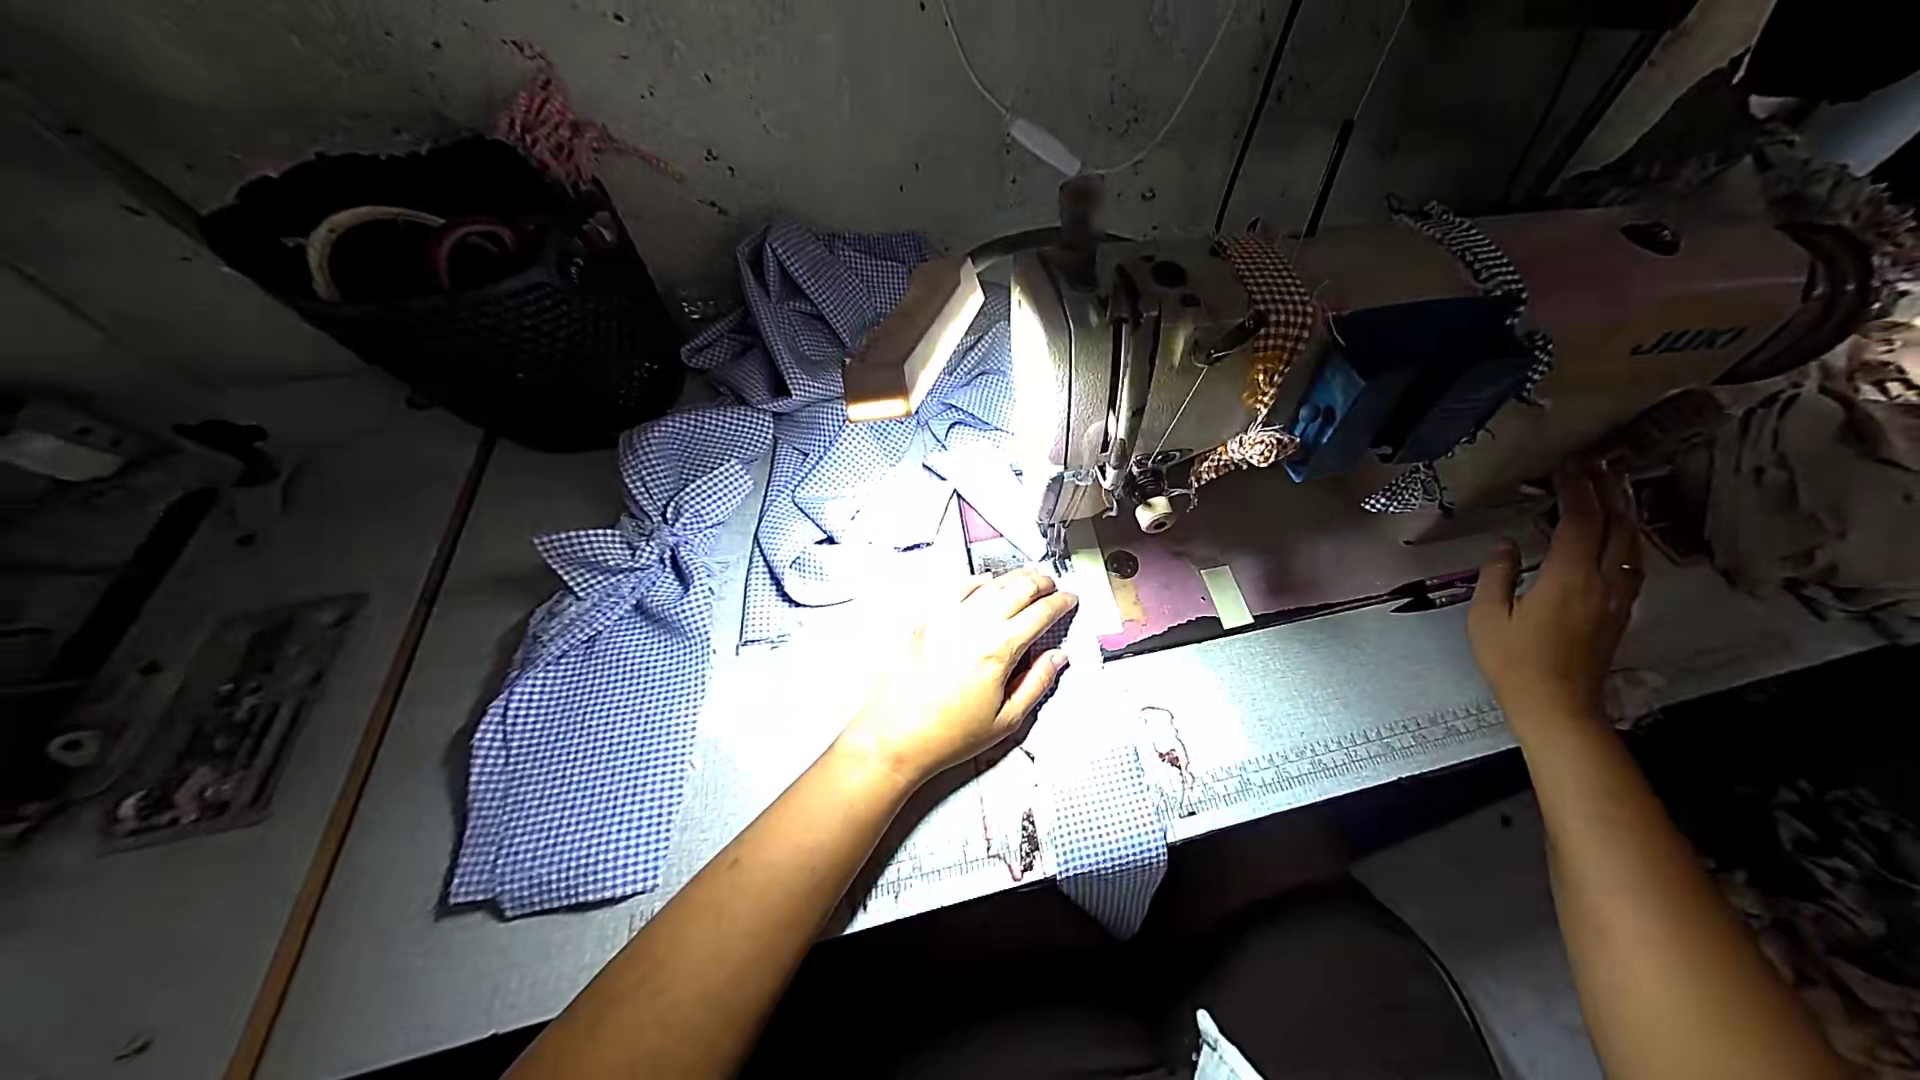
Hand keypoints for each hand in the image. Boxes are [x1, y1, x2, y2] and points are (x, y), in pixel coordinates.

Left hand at [835, 568, 1077, 787]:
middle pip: (1018, 587)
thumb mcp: (1005, 720)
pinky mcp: (928, 620)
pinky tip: (986, 583)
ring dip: (1014, 577)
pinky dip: (979, 580)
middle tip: (1053, 587)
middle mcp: (972, 627)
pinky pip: (958, 587)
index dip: (1061, 602)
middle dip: (1042, 583)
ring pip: (990, 582)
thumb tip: (1056, 659)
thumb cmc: (943, 734)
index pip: (1040, 612)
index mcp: (997, 650)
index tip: (1068, 601)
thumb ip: (1037, 683)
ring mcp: (948, 619)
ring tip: (1027, 580)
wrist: (895, 736)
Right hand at [1469, 463, 1643, 721]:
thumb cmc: (1514, 660)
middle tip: (1596, 467)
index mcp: (1569, 578)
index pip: (1581, 522)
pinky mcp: (1620, 611)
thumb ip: (1498, 575)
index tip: (1566, 469)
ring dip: (1623, 512)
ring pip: (1632, 543)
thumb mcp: (1488, 616)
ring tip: (1611, 491)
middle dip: (1609, 492)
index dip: (1576, 491)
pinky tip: (1615, 536)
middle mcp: (1604, 582)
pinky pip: (1631, 563)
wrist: (1557, 703)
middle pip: (1618, 526)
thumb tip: (1506, 545)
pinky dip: (1625, 538)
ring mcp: (1618, 597)